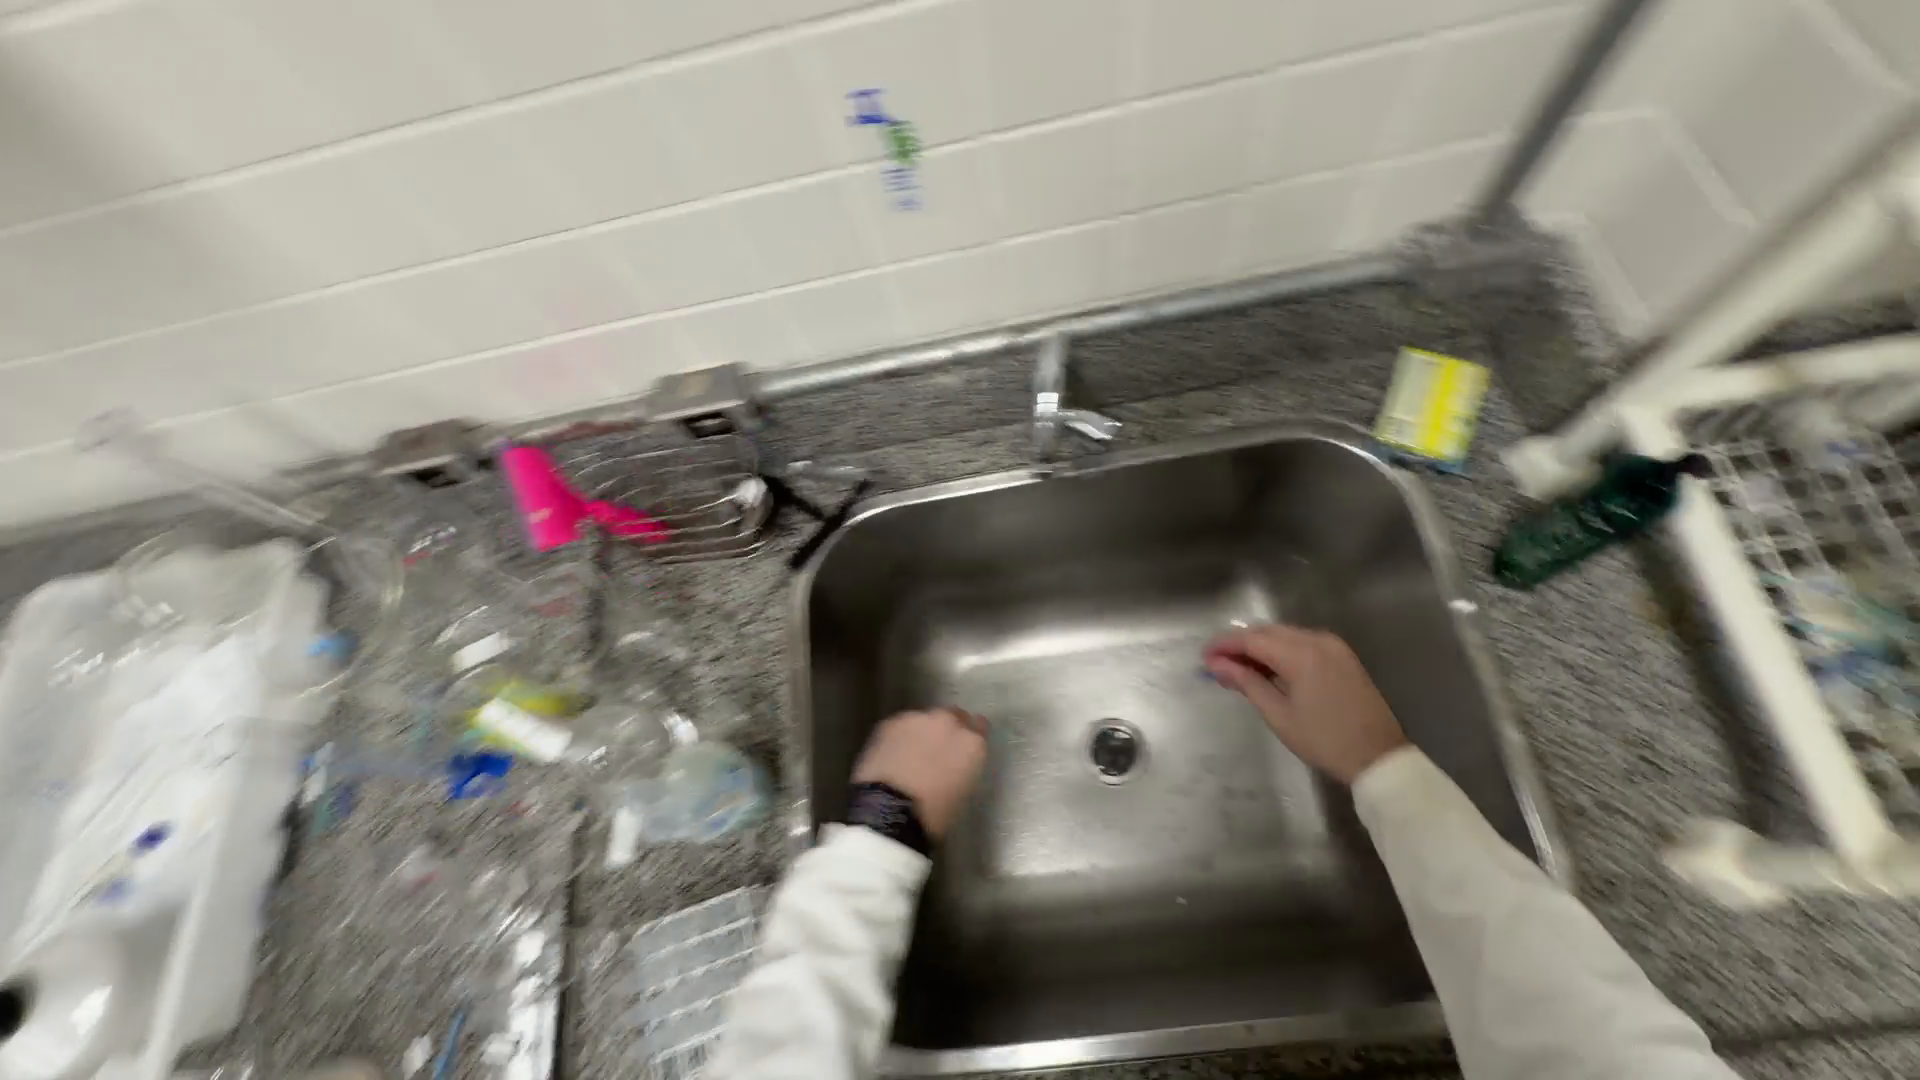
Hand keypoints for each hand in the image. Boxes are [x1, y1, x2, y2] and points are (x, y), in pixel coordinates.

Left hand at [851, 708, 988, 839]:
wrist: (890, 810)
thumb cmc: (934, 813)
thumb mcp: (963, 791)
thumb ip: (964, 765)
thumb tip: (956, 761)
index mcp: (972, 743)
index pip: (980, 726)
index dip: (971, 736)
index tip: (963, 747)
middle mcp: (948, 722)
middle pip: (952, 716)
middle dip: (946, 729)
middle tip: (936, 750)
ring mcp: (918, 718)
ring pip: (924, 719)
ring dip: (922, 732)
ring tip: (910, 754)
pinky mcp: (891, 722)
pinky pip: (901, 725)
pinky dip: (900, 736)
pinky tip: (893, 754)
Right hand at [1203, 624, 1407, 784]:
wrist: (1379, 757)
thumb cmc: (1323, 740)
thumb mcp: (1278, 715)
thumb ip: (1246, 682)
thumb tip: (1216, 665)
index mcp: (1301, 654)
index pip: (1252, 639)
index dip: (1224, 646)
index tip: (1203, 658)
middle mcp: (1317, 640)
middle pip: (1268, 632)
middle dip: (1240, 645)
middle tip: (1218, 665)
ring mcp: (1333, 646)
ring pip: (1285, 635)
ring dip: (1260, 647)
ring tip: (1240, 669)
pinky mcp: (1343, 656)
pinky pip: (1303, 643)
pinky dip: (1282, 651)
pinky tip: (1270, 669)